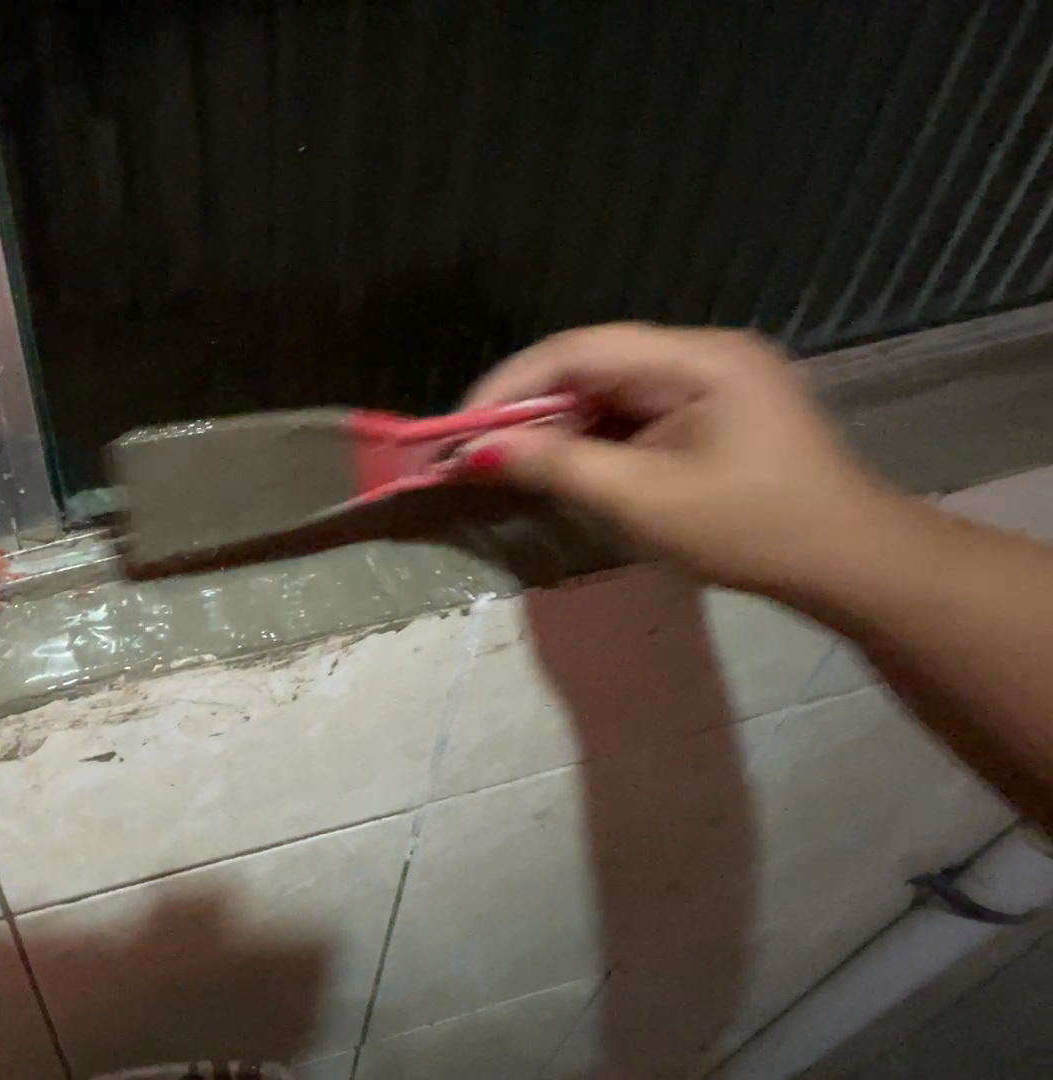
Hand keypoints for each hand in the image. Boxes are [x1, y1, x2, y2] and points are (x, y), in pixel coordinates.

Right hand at [461, 322, 905, 596]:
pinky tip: (549, 463)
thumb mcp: (641, 500)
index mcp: (697, 360)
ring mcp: (699, 381)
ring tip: (501, 460)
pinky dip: (577, 437)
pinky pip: (617, 411)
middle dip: (521, 407)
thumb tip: (474, 453)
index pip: (577, 350)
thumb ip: (554, 466)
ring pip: (595, 390)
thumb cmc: (751, 529)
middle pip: (583, 365)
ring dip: (546, 425)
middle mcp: (696, 355)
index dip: (507, 385)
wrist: (850, 565)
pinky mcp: (696, 410)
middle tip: (471, 448)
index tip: (459, 428)